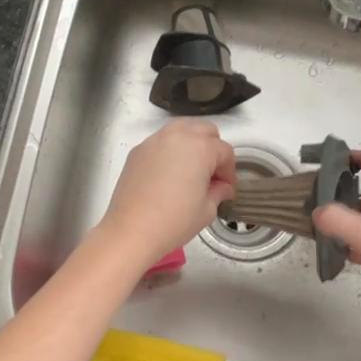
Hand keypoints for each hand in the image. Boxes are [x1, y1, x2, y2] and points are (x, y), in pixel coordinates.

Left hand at [98, 119, 236, 265]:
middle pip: (204, 130)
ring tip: (191, 170)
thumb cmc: (174, 221)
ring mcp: (154, 141)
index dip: (229, 171)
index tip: (226, 188)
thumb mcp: (206, 210)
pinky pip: (161, 141)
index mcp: (199, 147)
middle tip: (212, 175)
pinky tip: (169, 174)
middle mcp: (177, 136)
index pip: (224, 151)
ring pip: (181, 129)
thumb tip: (222, 187)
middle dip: (213, 149)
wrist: (131, 231)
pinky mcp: (137, 151)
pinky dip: (170, 150)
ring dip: (192, 143)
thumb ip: (218, 191)